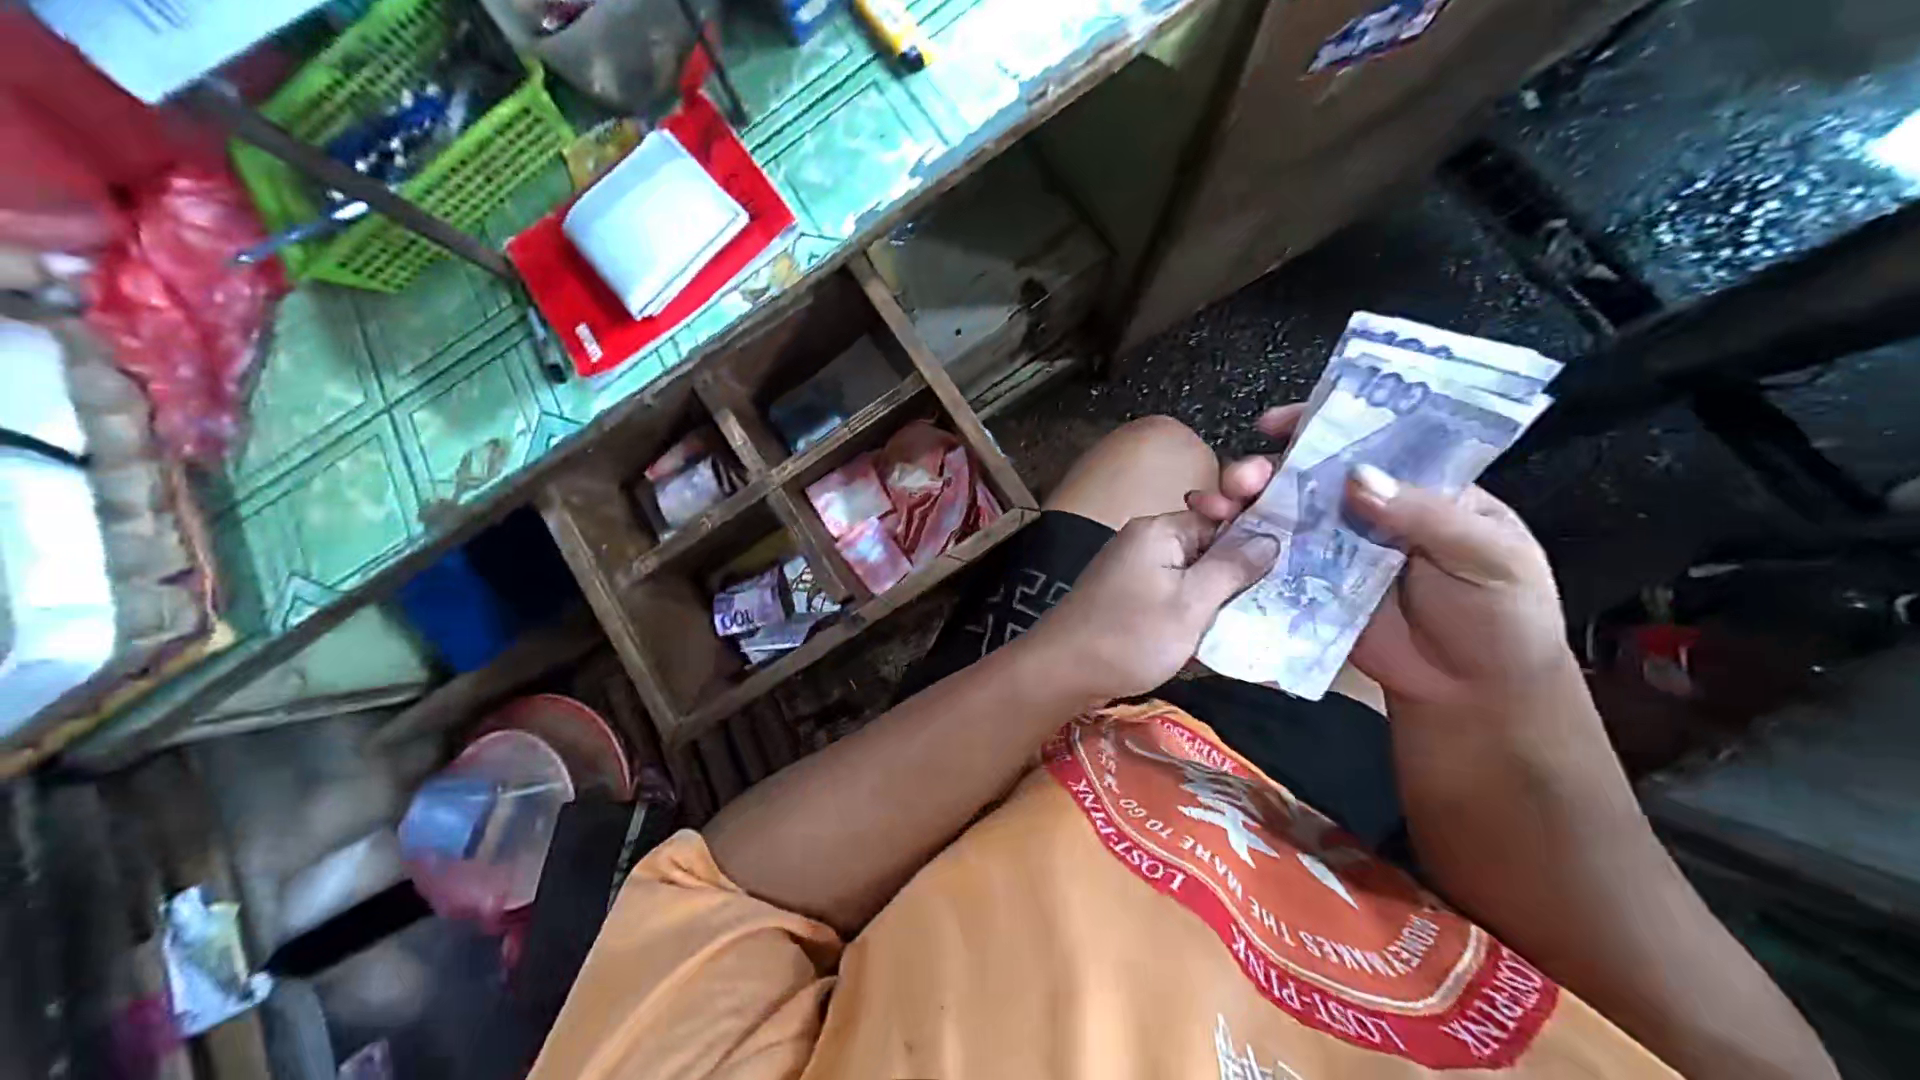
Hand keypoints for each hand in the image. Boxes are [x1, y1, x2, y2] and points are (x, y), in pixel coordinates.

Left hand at [1023, 510, 1279, 703]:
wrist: (1062, 671)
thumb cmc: (1129, 635)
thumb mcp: (1190, 603)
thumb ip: (1231, 567)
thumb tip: (1270, 537)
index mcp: (1159, 531)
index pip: (1220, 516)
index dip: (1254, 532)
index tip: (1291, 555)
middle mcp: (1145, 542)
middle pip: (1208, 544)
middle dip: (1241, 567)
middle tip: (1285, 590)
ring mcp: (1135, 571)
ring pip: (1193, 573)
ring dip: (1222, 592)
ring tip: (1264, 611)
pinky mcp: (1130, 598)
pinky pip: (1174, 593)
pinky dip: (1197, 608)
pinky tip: (1222, 629)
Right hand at [1188, 406, 1573, 706]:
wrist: (1474, 692)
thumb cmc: (1501, 615)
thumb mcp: (1488, 555)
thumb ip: (1427, 514)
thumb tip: (1356, 476)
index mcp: (1415, 487)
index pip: (1364, 441)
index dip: (1318, 424)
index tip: (1274, 424)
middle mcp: (1366, 510)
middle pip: (1306, 475)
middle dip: (1265, 468)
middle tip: (1242, 479)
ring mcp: (1334, 548)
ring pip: (1280, 513)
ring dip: (1243, 502)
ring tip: (1218, 506)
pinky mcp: (1312, 585)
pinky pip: (1273, 559)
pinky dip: (1240, 545)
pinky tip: (1212, 536)